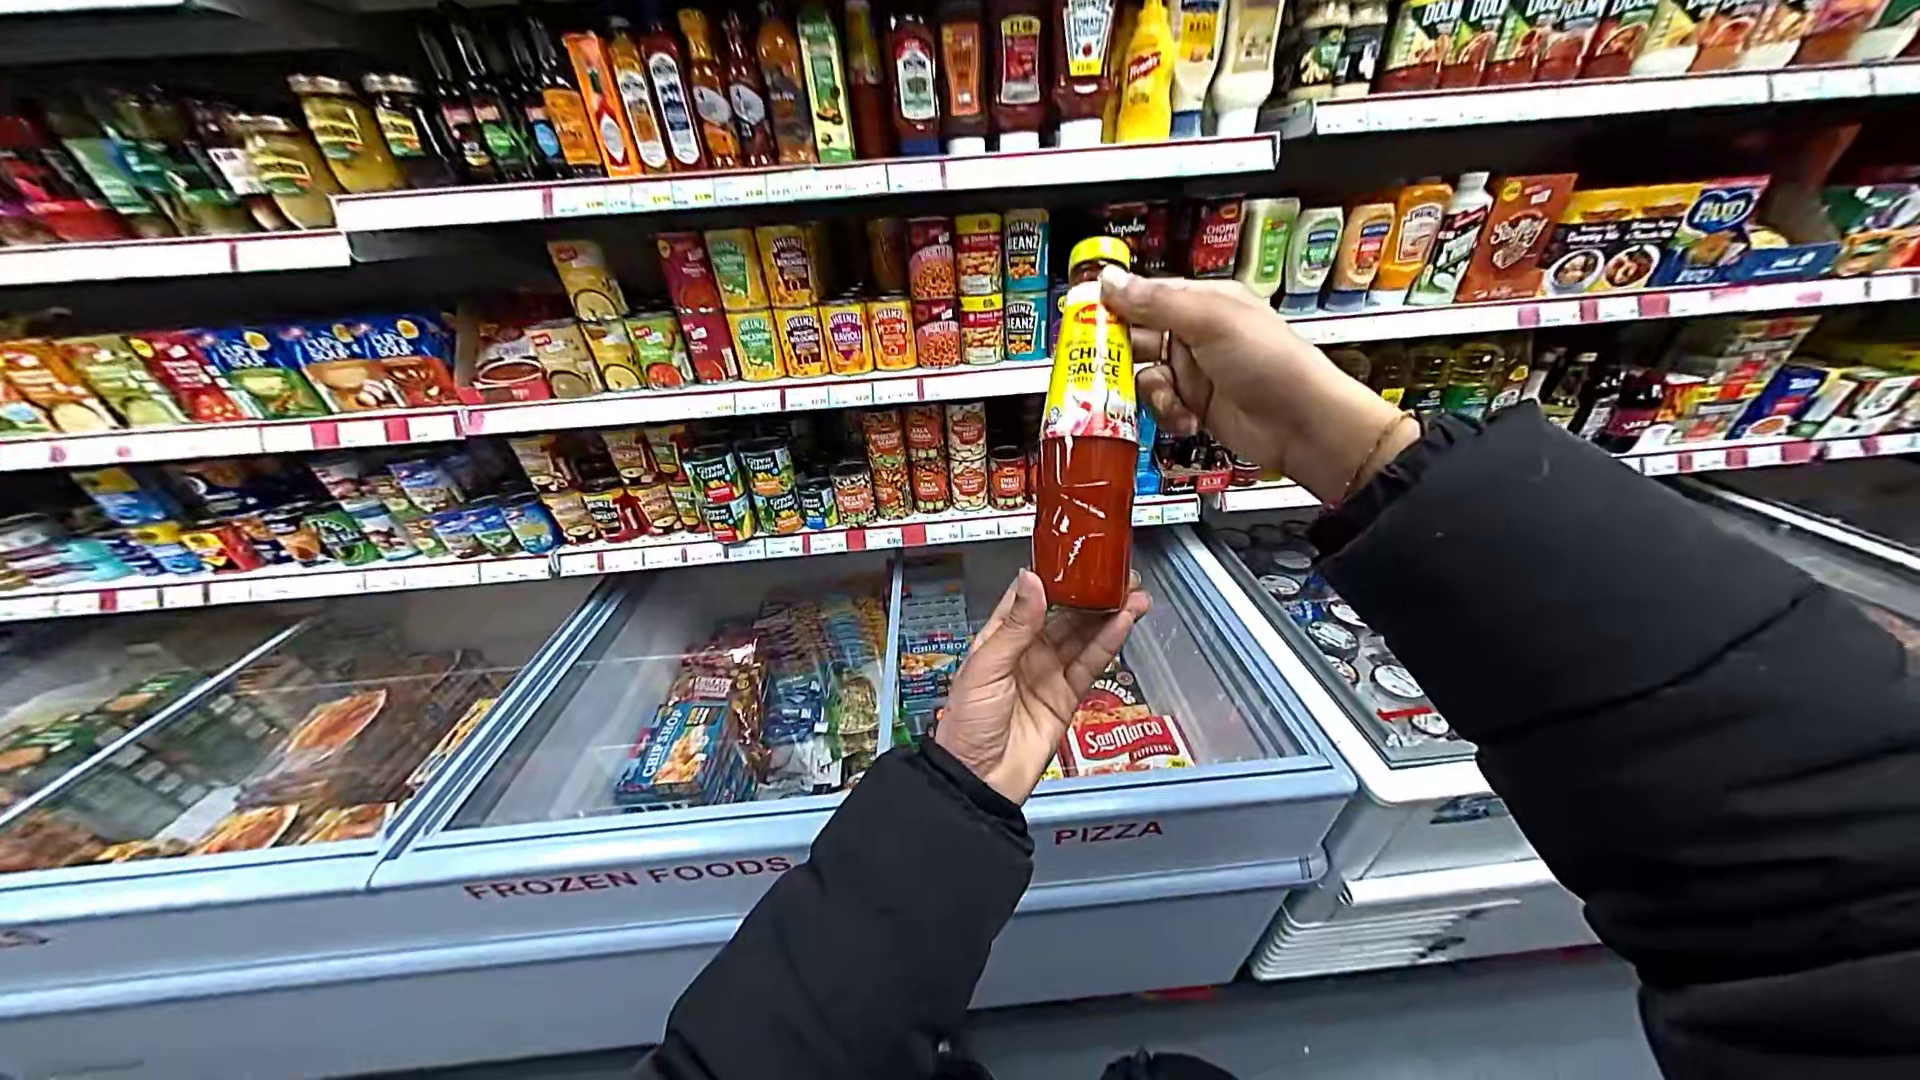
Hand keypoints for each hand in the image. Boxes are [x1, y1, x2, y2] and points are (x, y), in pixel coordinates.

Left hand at [935, 569, 1150, 804]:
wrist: (980, 779)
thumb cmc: (967, 723)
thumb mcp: (987, 666)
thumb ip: (1016, 625)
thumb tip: (1031, 581)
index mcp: (999, 638)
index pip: (1029, 598)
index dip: (1054, 579)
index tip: (1077, 560)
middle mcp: (1026, 651)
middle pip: (1065, 615)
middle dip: (1091, 596)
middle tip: (1118, 578)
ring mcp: (1048, 673)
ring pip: (1083, 637)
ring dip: (1107, 616)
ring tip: (1133, 596)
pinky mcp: (1066, 697)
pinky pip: (1090, 665)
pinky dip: (1108, 644)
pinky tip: (1123, 624)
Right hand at [1100, 267, 1418, 503]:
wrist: (1300, 424)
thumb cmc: (1270, 363)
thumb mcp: (1210, 320)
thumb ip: (1156, 300)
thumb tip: (1110, 279)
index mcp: (1199, 303)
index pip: (1142, 297)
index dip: (1111, 309)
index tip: (1083, 322)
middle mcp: (1192, 336)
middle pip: (1135, 341)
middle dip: (1123, 358)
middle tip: (1109, 370)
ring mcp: (1192, 374)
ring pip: (1143, 378)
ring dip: (1153, 393)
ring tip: (1174, 400)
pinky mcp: (1192, 406)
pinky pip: (1159, 407)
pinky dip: (1168, 414)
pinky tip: (1188, 418)